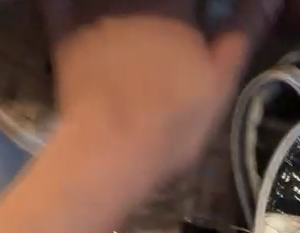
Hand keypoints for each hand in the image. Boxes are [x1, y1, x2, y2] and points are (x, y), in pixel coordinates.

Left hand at [45, 0, 268, 183]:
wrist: (112, 150)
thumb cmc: (173, 121)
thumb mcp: (220, 83)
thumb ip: (243, 33)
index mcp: (175, 1)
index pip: (188, 0)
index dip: (191, 9)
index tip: (197, 17)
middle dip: (154, 6)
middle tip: (163, 18)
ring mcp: (93, 7)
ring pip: (110, 0)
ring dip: (119, 5)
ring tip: (128, 18)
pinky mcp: (62, 28)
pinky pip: (57, 0)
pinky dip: (63, 2)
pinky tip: (79, 10)